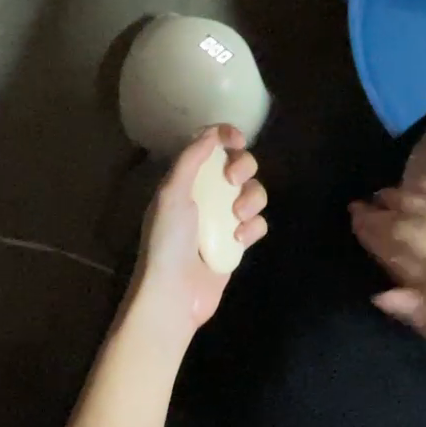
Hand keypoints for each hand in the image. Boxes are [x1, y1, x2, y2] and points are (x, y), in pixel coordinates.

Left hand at [127, 125, 268, 335]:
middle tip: (232, 182)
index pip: (209, 147)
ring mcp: (222, 220)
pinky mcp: (236, 244)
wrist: (174, 294)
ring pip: (253, 194)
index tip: (238, 140)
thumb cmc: (167, 242)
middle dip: (243, 168)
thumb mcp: (172, 193)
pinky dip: (253, 229)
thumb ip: (190, 159)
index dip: (226, 137)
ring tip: (237, 218)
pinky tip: (239, 241)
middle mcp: (205, 196)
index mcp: (185, 180)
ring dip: (251, 200)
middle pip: (239, 166)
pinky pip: (257, 224)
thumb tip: (212, 132)